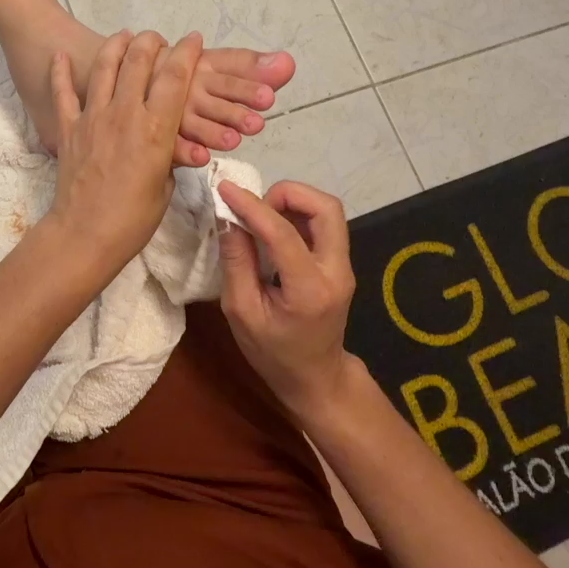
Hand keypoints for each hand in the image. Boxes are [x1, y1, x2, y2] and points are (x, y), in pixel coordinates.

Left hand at [45, 31, 201, 266]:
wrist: (86, 234)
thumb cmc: (134, 218)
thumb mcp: (164, 185)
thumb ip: (168, 156)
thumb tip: (170, 143)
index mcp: (156, 129)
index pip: (175, 78)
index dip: (187, 53)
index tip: (194, 39)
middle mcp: (125, 114)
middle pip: (138, 62)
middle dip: (150, 42)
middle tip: (156, 38)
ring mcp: (93, 118)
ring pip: (104, 68)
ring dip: (115, 46)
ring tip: (123, 35)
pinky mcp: (68, 128)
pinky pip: (62, 93)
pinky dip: (59, 72)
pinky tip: (59, 55)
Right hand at [217, 180, 357, 421]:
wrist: (316, 378)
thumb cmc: (273, 353)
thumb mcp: (241, 312)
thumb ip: (236, 262)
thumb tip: (227, 218)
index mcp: (310, 291)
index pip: (284, 234)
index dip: (252, 206)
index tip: (225, 189)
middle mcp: (336, 272)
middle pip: (326, 208)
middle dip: (286, 194)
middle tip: (254, 207)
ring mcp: (343, 266)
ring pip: (327, 210)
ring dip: (292, 202)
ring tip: (260, 217)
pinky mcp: (339, 262)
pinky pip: (323, 223)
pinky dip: (296, 213)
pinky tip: (272, 228)